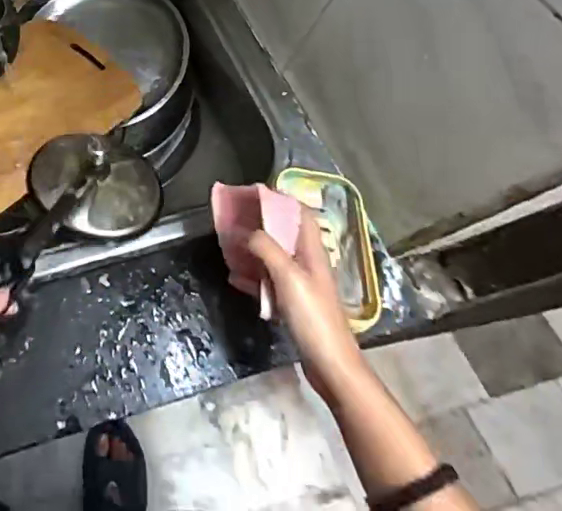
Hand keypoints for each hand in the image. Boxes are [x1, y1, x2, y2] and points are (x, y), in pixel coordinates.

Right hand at [246, 213, 365, 401]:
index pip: (300, 213)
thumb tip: (246, 231)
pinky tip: (235, 277)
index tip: (253, 195)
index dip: (280, 200)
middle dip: (260, 224)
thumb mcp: (288, 277)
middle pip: (284, 234)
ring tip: (229, 245)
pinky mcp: (294, 304)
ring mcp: (301, 284)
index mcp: (313, 250)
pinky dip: (254, 276)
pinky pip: (270, 282)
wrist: (331, 366)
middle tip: (234, 219)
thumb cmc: (313, 316)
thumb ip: (267, 248)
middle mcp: (308, 263)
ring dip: (254, 250)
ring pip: (274, 258)